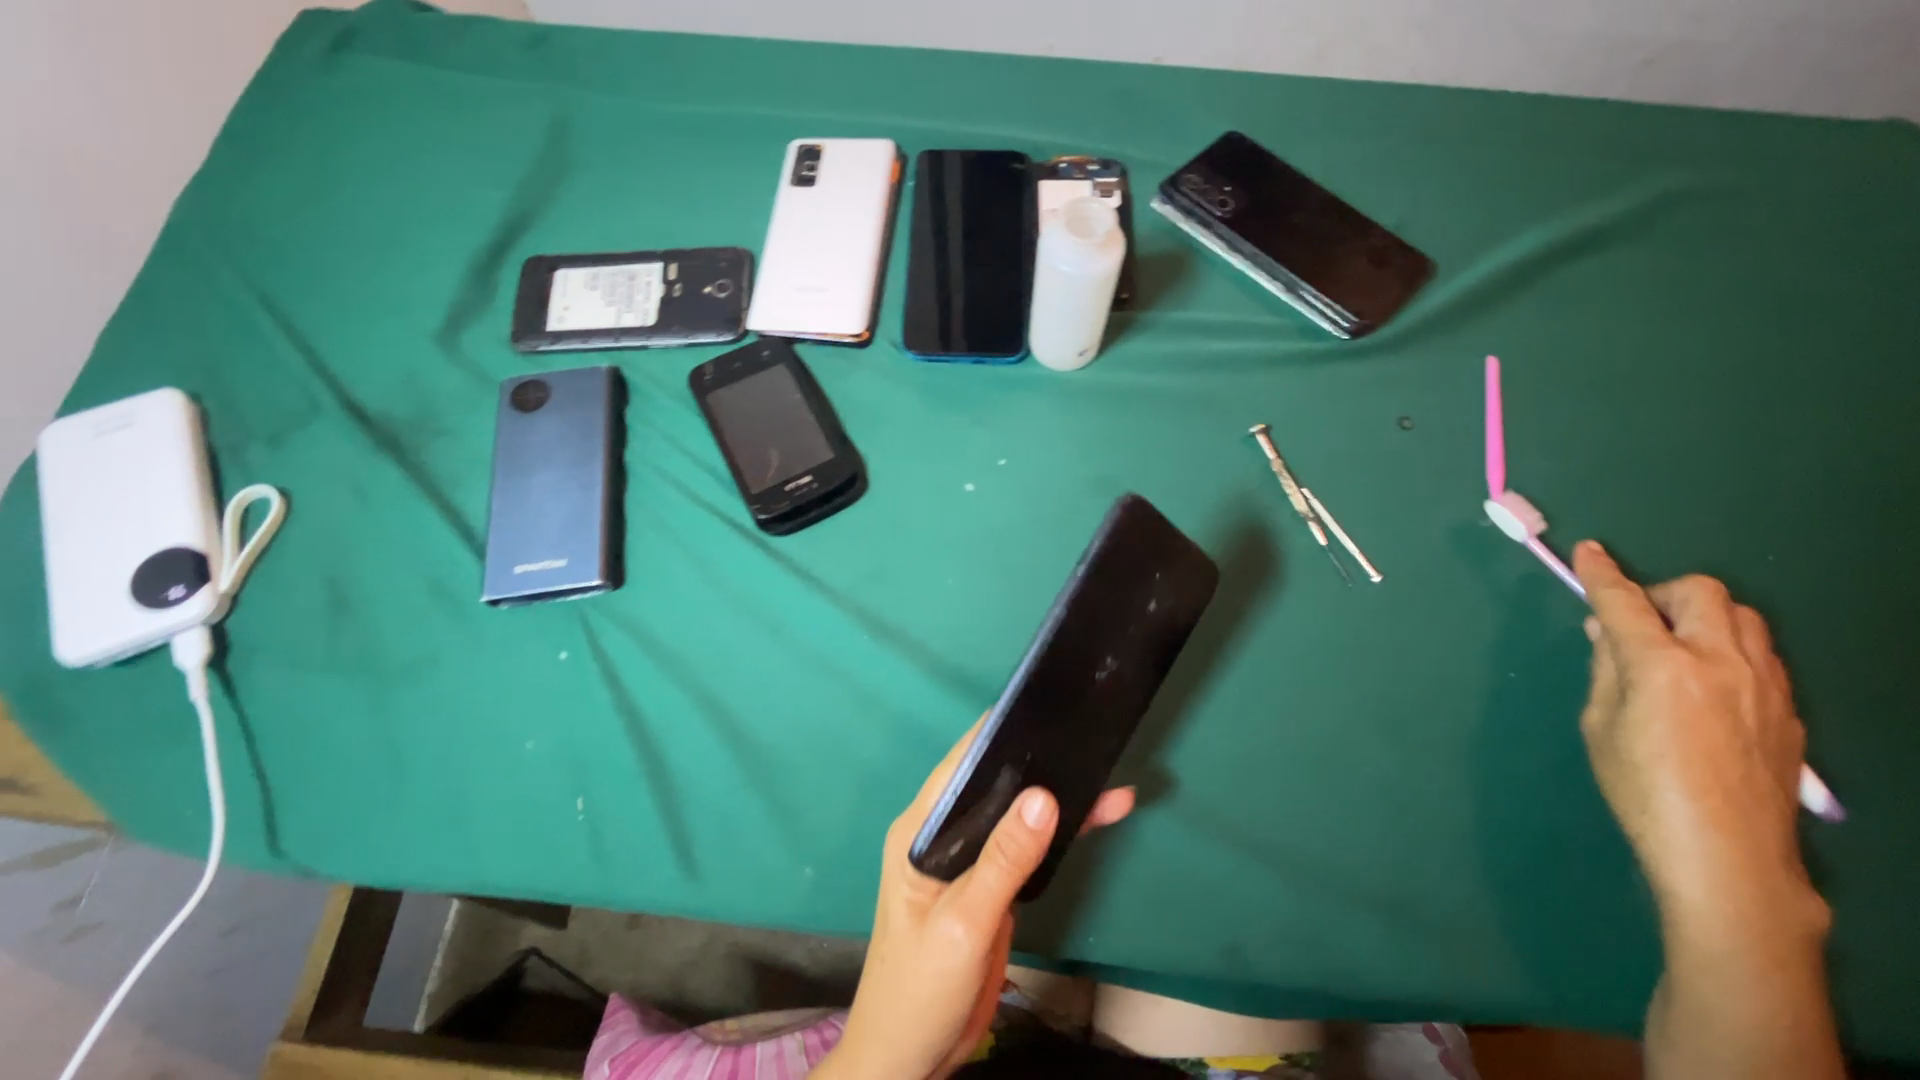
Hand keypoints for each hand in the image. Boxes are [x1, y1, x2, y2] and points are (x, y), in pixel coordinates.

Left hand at [816, 720, 1135, 1079]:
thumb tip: (1045, 796)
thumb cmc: (920, 987)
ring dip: (1057, 798)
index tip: (1045, 708)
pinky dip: (1061, 834)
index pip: (960, 767)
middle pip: (992, 786)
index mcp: (919, 832)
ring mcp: (968, 862)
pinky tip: (1097, 818)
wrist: (912, 1057)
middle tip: (1089, 735)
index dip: (999, 736)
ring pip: (1015, 816)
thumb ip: (1003, 861)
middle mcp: (941, 837)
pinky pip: (1027, 849)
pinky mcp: (990, 887)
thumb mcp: (964, 923)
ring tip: (1111, 778)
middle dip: (1038, 763)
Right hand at [1573, 541, 1824, 934]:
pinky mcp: (1787, 707)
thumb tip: (1609, 632)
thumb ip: (1606, 670)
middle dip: (1661, 593)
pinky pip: (1760, 652)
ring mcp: (1764, 683)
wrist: (1727, 853)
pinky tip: (1707, 683)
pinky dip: (1727, 647)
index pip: (1624, 602)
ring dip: (1700, 616)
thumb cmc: (1642, 792)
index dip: (1600, 574)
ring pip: (1740, 615)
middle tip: (1635, 621)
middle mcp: (1719, 662)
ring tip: (1675, 647)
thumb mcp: (1600, 727)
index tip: (1588, 552)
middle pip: (1699, 592)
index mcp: (1662, 667)